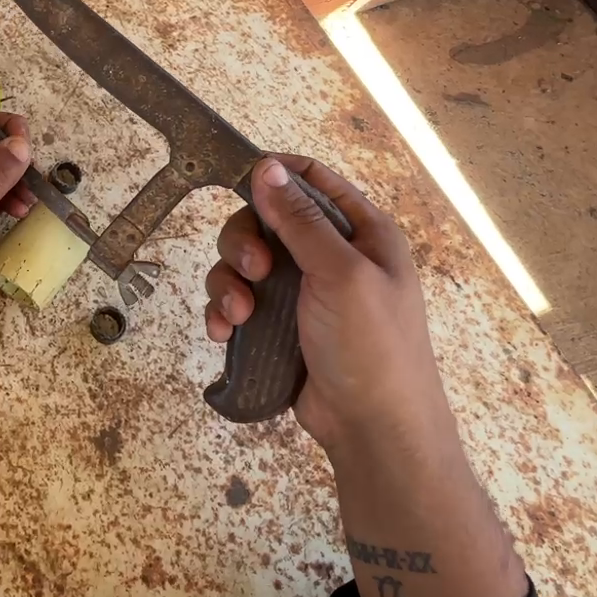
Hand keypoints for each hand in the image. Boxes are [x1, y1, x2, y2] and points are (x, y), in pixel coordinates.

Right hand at [203, 154, 452, 453]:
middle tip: (253, 271)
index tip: (240, 182)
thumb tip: (265, 166)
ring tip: (238, 315)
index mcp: (360, 232)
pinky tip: (224, 332)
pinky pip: (236, 299)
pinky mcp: (277, 322)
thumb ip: (300, 220)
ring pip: (243, 261)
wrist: (373, 430)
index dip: (275, 174)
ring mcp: (301, 290)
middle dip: (245, 244)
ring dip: (229, 283)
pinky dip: (224, 311)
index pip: (312, 180)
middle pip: (264, 220)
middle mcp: (329, 254)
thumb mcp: (340, 274)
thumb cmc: (372, 346)